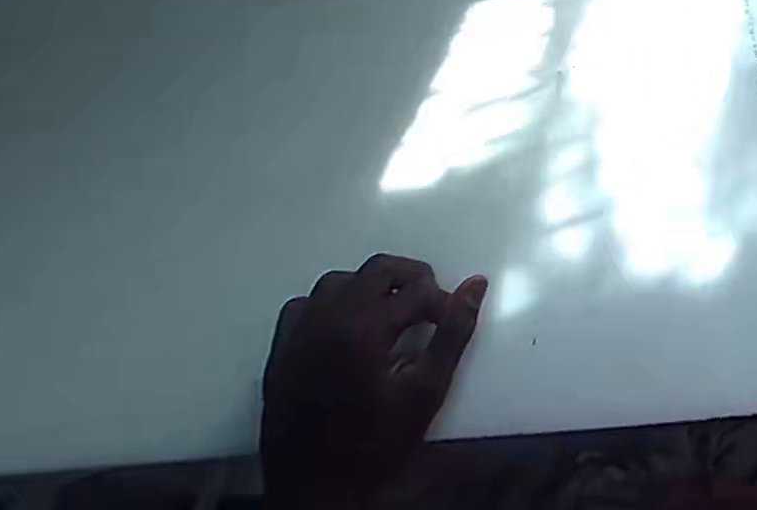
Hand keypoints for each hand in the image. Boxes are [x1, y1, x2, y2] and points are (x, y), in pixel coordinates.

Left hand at [261, 254, 486, 508]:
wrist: (318, 496)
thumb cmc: (376, 445)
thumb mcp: (429, 389)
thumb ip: (455, 331)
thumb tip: (475, 284)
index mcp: (365, 329)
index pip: (417, 291)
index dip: (442, 303)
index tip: (449, 321)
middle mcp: (329, 322)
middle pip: (378, 269)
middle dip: (411, 279)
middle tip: (427, 303)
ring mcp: (299, 336)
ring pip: (340, 281)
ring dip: (369, 287)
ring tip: (390, 311)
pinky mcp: (280, 353)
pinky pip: (304, 306)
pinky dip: (328, 306)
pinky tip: (346, 326)